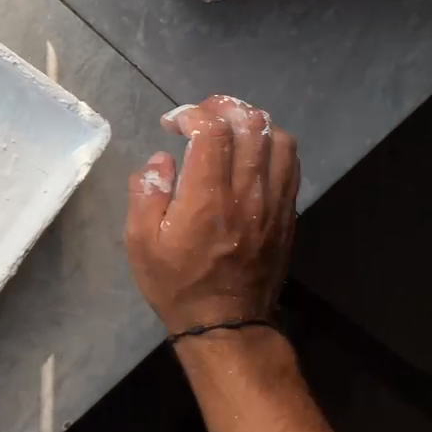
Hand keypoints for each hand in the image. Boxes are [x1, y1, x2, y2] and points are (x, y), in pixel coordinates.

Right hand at [126, 95, 299, 333]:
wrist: (226, 323)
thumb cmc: (175, 282)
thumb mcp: (140, 241)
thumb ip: (147, 193)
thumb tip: (162, 160)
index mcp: (206, 198)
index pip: (212, 131)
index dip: (191, 114)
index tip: (171, 123)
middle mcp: (246, 193)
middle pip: (252, 126)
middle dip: (223, 108)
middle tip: (200, 116)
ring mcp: (274, 203)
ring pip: (280, 140)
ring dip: (252, 123)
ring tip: (228, 128)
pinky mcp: (288, 214)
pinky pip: (291, 164)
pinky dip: (271, 145)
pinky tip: (250, 153)